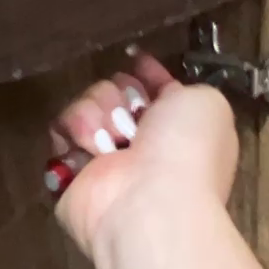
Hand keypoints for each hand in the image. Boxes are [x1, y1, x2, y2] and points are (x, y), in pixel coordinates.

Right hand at [48, 51, 237, 259]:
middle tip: (130, 114)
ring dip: (97, 110)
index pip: (154, 96)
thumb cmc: (187, 153)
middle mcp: (139, 153)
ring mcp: (102, 166)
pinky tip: (93, 147)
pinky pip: (61, 132)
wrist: (151, 205)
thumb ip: (186, 91)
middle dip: (120, 92)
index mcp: (176, 138)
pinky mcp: (69, 177)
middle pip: (114, 95)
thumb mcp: (207, 105)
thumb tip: (161, 88)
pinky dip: (75, 130)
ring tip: (113, 137)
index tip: (139, 64)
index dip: (147, 77)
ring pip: (85, 108)